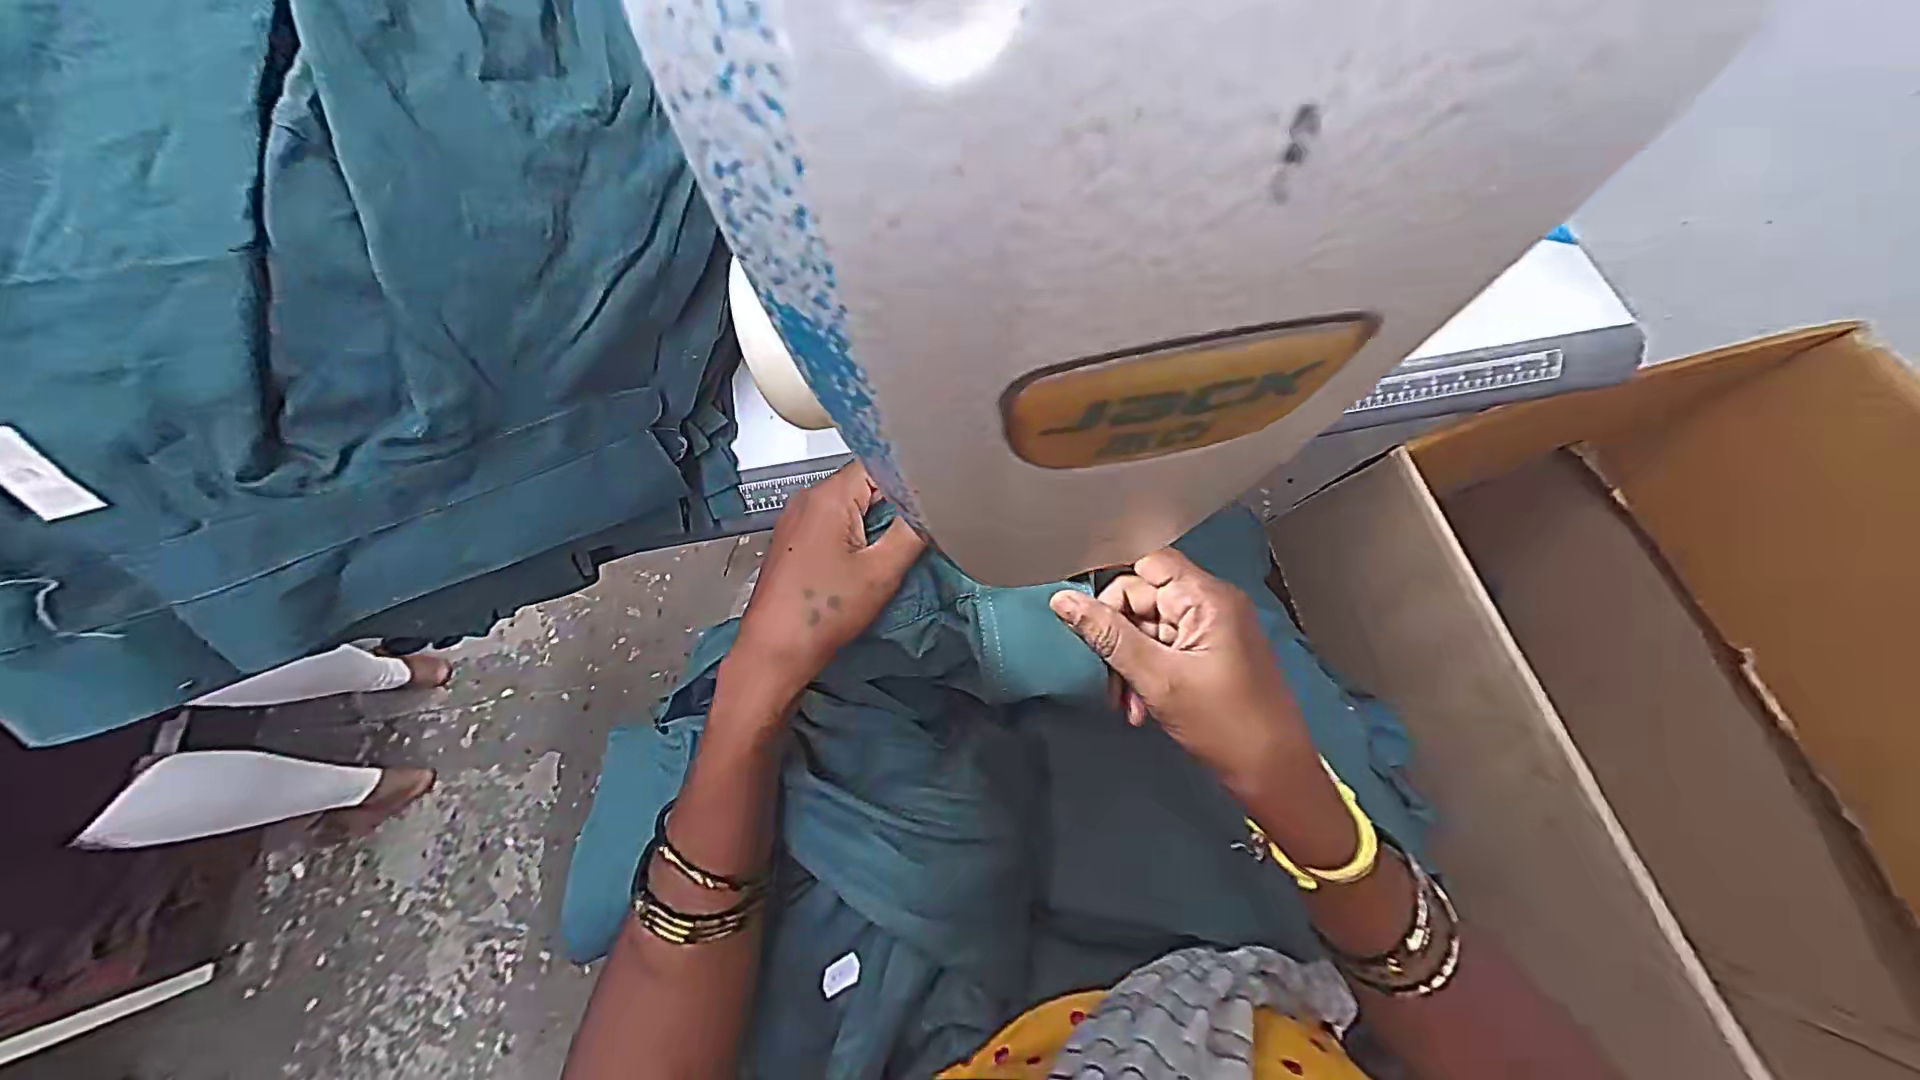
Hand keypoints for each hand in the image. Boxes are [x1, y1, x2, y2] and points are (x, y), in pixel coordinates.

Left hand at [723, 462, 925, 717]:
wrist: (774, 651)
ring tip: (892, 548)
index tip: (928, 502)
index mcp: (828, 496)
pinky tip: (865, 560)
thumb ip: (912, 532)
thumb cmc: (825, 611)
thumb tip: (931, 509)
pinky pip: (833, 523)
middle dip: (892, 504)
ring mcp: (796, 520)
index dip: (907, 480)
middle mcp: (807, 499)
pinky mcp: (794, 542)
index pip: (878, 464)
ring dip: (874, 522)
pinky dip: (854, 535)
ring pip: (849, 505)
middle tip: (917, 529)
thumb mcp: (882, 572)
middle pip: (863, 483)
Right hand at [1048, 548, 1315, 801]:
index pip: (1147, 565)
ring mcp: (1210, 630)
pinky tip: (1140, 706)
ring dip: (1128, 661)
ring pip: (1146, 627)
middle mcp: (1210, 604)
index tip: (1089, 621)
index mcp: (1207, 598)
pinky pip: (1162, 648)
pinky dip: (1145, 672)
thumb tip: (1063, 601)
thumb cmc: (1225, 725)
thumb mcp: (1156, 678)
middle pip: (1142, 598)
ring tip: (1127, 702)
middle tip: (1109, 677)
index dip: (1113, 588)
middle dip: (1118, 637)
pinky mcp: (1208, 653)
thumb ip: (1107, 635)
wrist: (1273, 776)